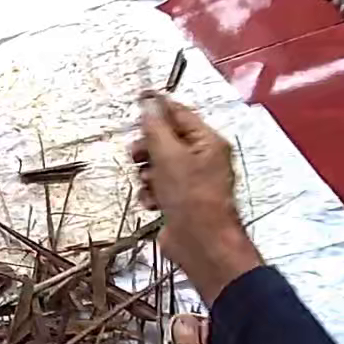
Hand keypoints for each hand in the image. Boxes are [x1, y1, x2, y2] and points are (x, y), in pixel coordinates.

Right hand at [132, 92, 262, 300]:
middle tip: (136, 155)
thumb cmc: (191, 196)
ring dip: (146, 174)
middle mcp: (201, 158)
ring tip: (149, 185)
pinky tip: (152, 202)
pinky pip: (156, 187)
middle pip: (165, 140)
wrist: (200, 242)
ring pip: (157, 165)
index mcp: (207, 142)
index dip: (157, 108)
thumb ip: (155, 127)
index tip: (137, 101)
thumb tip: (148, 102)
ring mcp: (190, 180)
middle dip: (147, 149)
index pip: (179, 114)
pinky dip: (150, 193)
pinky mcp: (179, 200)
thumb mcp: (169, 155)